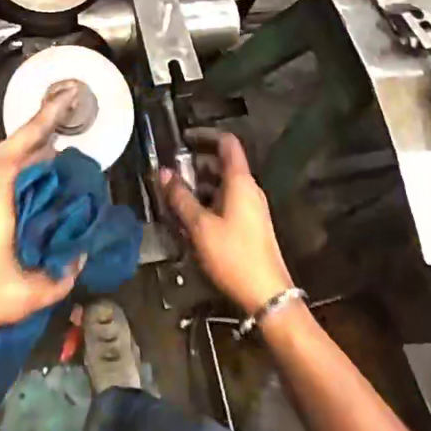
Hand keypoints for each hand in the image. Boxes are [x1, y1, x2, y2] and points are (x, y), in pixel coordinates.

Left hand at [0, 85, 82, 350]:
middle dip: (43, 142)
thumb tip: (75, 263)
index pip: (37, 137)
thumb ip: (58, 280)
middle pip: (19, 142)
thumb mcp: (19, 296)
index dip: (57, 118)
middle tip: (63, 150)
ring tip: (34, 186)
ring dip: (17, 165)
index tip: (69, 96)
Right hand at [158, 129, 293, 314]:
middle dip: (195, 166)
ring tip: (175, 198)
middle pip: (221, 164)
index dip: (205, 135)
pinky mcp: (249, 225)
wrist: (268, 295)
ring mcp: (251, 207)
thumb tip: (163, 173)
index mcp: (240, 181)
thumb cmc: (233, 255)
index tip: (183, 139)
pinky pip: (226, 202)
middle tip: (171, 174)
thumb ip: (180, 198)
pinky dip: (208, 203)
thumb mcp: (200, 227)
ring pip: (222, 185)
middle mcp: (248, 189)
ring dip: (199, 187)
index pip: (226, 142)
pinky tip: (190, 220)